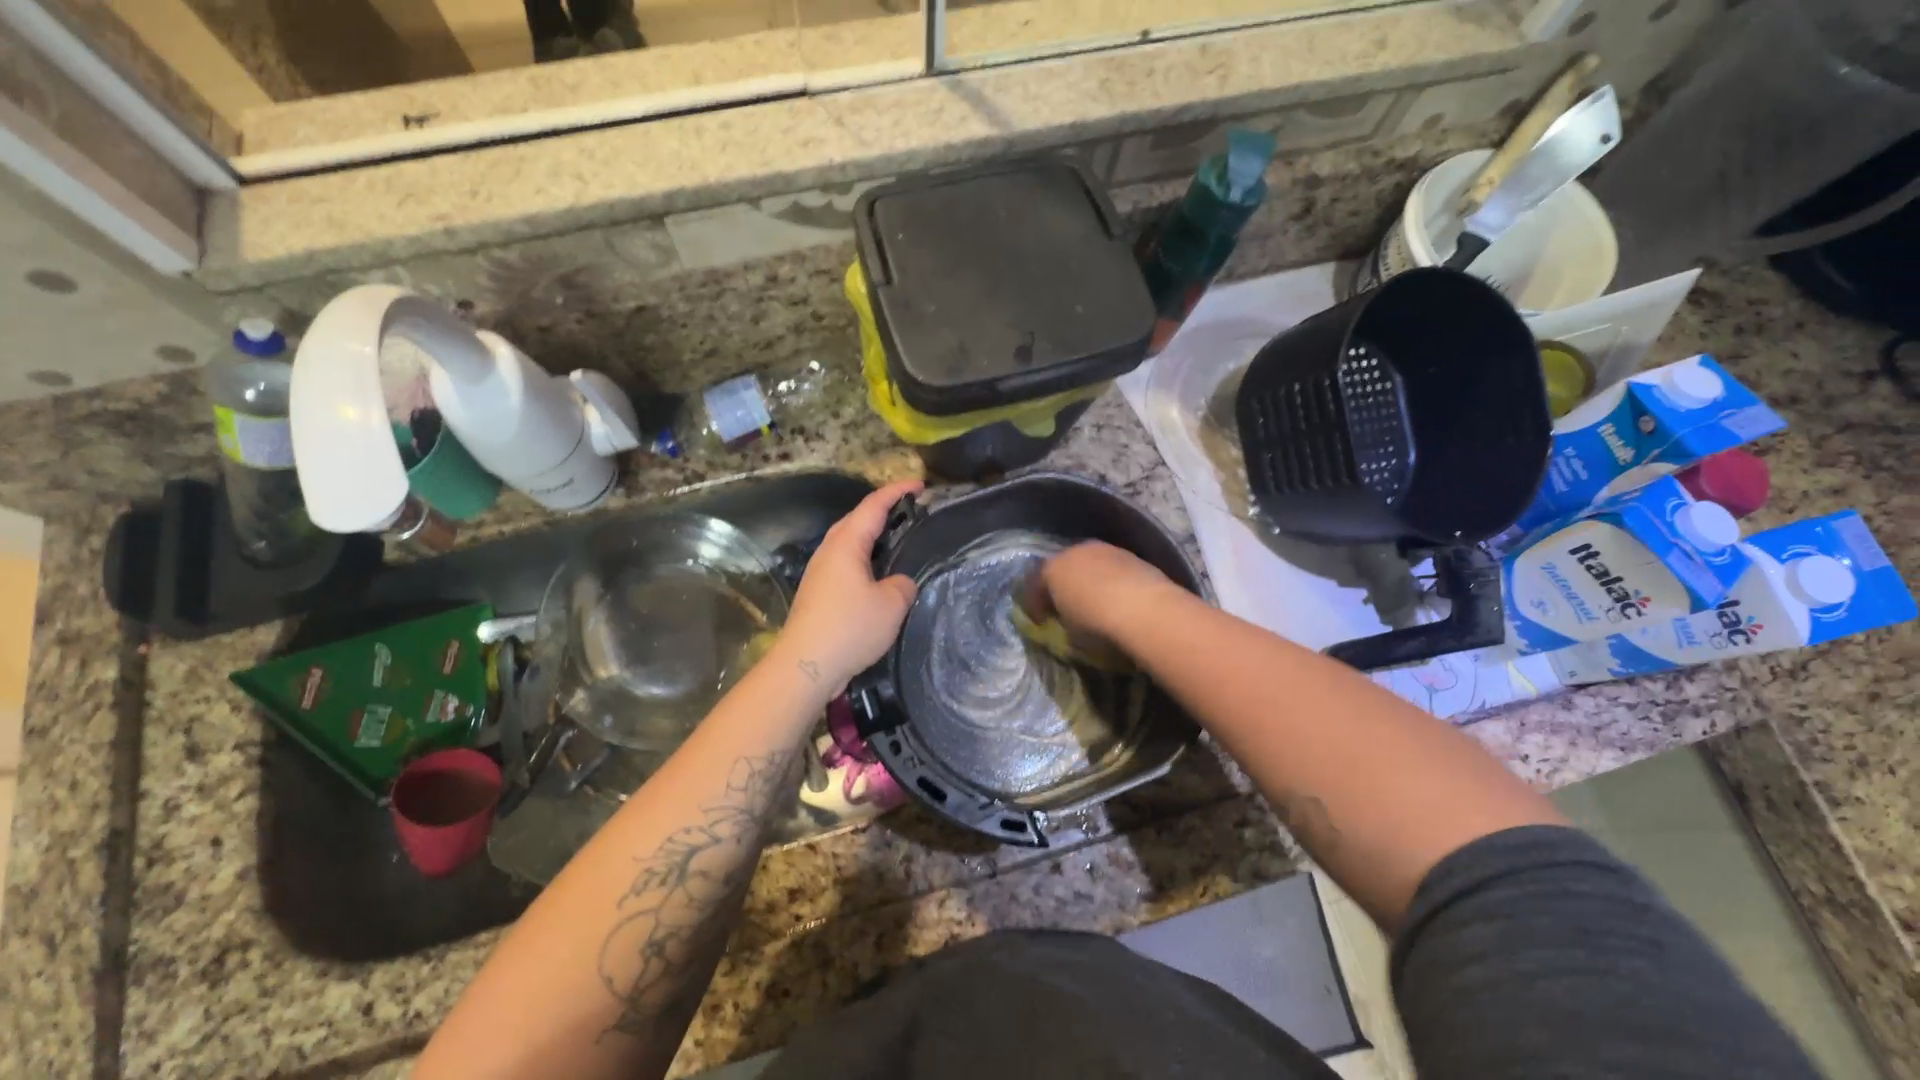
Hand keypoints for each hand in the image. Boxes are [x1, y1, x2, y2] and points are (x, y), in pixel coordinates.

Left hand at [777, 480, 922, 692]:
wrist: (806, 666)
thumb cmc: (850, 628)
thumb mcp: (892, 604)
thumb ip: (902, 584)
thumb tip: (898, 583)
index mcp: (846, 543)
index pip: (873, 505)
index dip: (897, 491)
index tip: (920, 485)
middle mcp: (829, 551)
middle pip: (857, 520)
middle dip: (883, 511)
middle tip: (911, 512)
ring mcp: (820, 573)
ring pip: (849, 544)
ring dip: (872, 538)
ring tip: (898, 541)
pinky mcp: (818, 594)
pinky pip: (846, 565)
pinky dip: (865, 561)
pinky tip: (879, 576)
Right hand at [1028, 541, 1180, 643]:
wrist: (1145, 609)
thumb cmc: (1097, 625)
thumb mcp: (1070, 632)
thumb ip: (1063, 621)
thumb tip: (1067, 621)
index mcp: (1052, 569)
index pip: (1034, 585)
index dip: (1034, 605)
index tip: (1041, 621)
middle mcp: (1076, 551)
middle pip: (1062, 567)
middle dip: (1062, 586)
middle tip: (1067, 607)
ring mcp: (1106, 550)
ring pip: (1089, 564)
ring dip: (1089, 580)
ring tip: (1096, 602)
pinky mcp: (1132, 556)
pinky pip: (1112, 568)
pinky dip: (1111, 580)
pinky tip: (1119, 597)